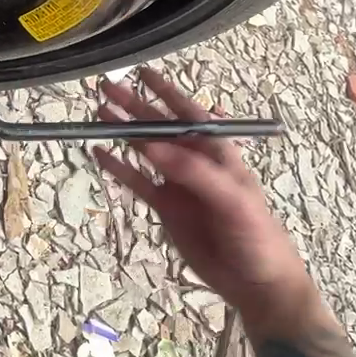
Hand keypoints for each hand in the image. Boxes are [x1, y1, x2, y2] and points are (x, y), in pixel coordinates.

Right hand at [92, 68, 328, 338]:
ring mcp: (176, 183)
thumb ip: (192, 172)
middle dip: (134, 106)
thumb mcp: (231, 200)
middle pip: (159, 127)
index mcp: (215, 152)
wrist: (258, 285)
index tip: (142, 71)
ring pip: (143, 149)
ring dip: (122, 130)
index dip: (166, 91)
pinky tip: (98, 153)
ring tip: (98, 111)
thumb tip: (150, 147)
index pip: (188, 113)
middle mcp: (193, 161)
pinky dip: (117, 166)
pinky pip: (136, 180)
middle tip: (104, 87)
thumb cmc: (256, 236)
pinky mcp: (164, 206)